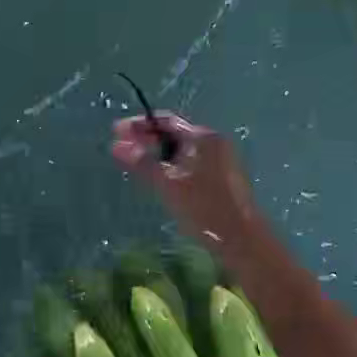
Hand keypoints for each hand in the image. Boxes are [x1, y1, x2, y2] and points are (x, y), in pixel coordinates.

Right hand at [111, 112, 263, 250]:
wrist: (241, 236)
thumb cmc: (204, 207)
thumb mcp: (168, 184)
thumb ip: (142, 162)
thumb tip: (116, 144)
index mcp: (204, 137)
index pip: (167, 121)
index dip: (140, 124)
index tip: (115, 131)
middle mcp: (215, 142)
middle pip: (176, 133)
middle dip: (149, 139)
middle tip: (122, 149)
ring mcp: (222, 159)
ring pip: (184, 150)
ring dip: (161, 154)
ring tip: (138, 164)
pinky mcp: (224, 176)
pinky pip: (193, 162)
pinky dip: (175, 165)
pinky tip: (162, 179)